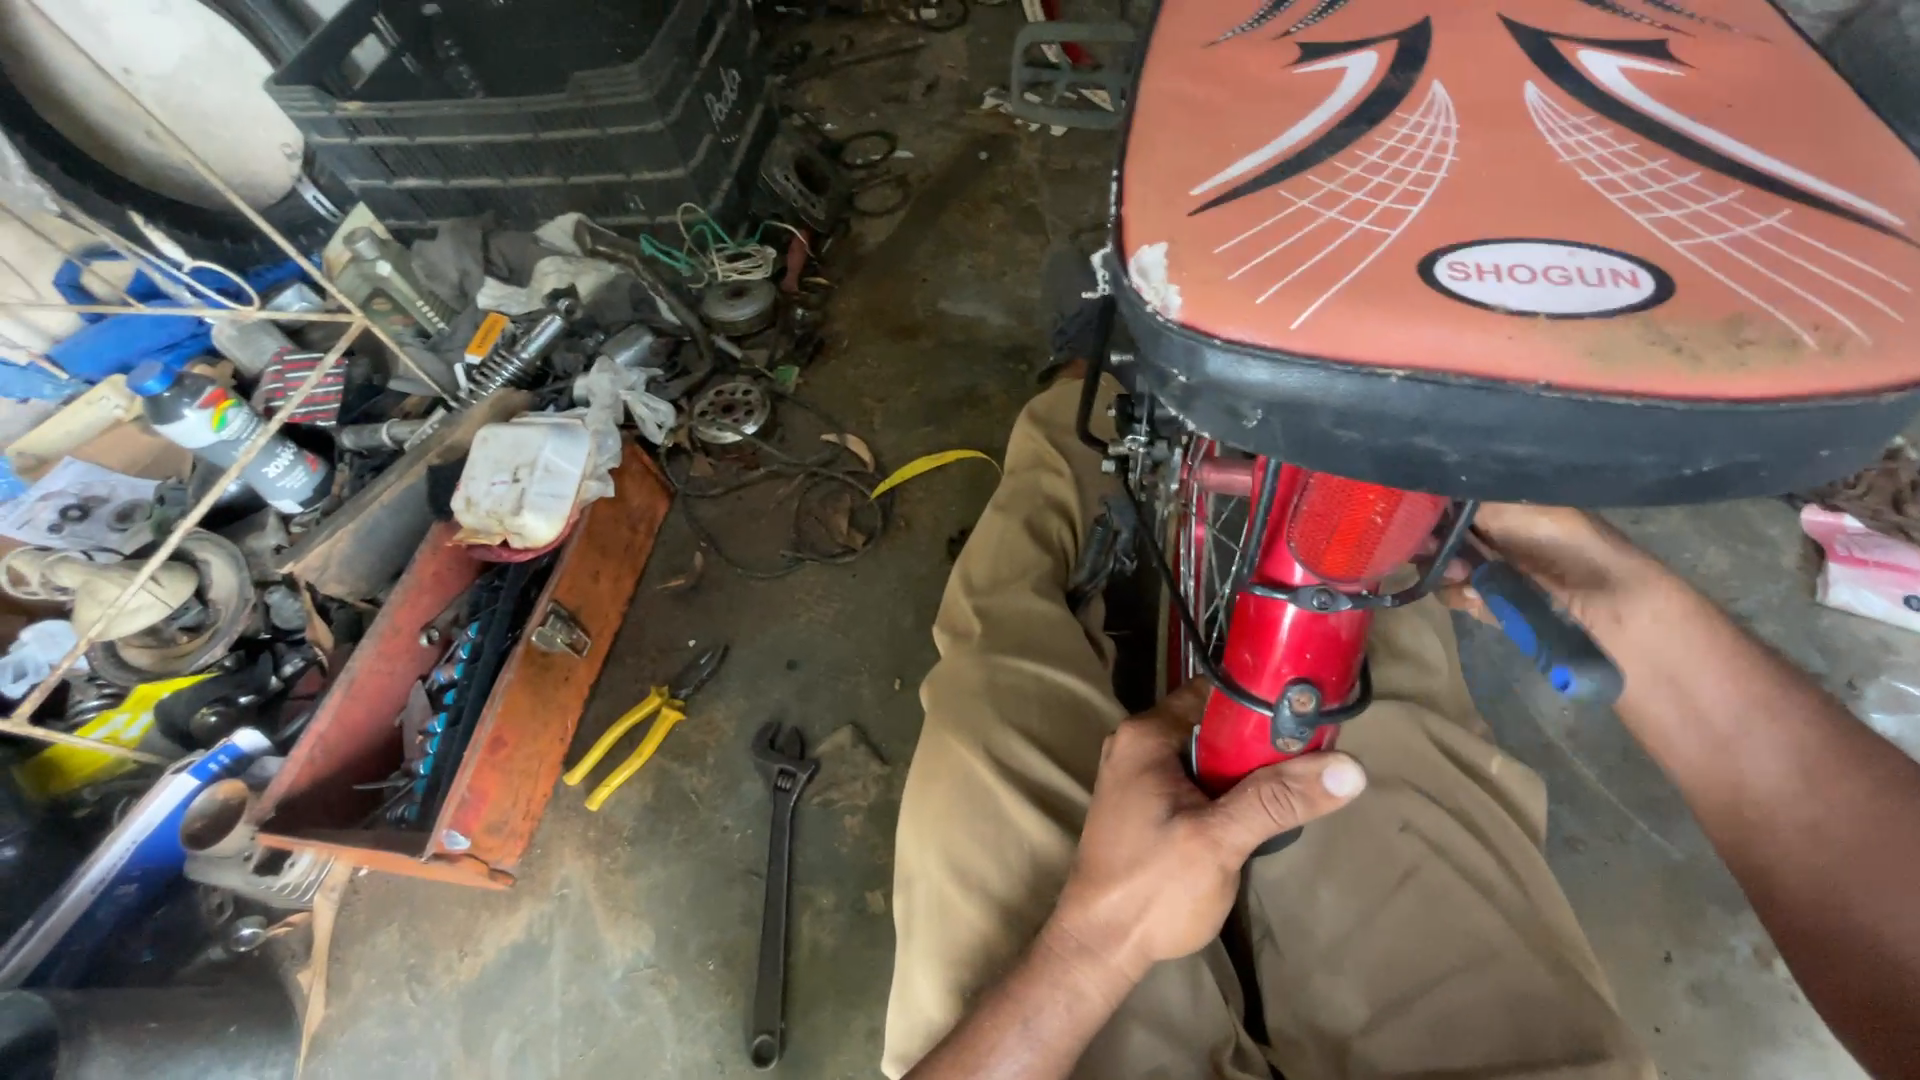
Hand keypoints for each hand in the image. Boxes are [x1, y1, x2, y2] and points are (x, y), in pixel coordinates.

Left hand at [1039, 679, 1367, 991]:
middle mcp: (1137, 743)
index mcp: (1145, 735)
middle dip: (1259, 739)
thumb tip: (1351, 768)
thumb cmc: (1152, 887)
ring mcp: (1138, 774)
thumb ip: (1277, 800)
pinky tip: (1259, 808)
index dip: (1261, 700)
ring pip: (1206, 753)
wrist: (1101, 943)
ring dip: (1246, 767)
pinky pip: (1194, 778)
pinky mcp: (1146, 803)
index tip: (1310, 712)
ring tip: (1297, 782)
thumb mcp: (1219, 840)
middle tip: (1314, 755)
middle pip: (1211, 722)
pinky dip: (1226, 787)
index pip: (1211, 692)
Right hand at [1439, 503, 1672, 633]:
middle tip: (1437, 551)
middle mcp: (1489, 533)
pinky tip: (1477, 596)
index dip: (1428, 507)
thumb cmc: (1573, 548)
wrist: (1613, 610)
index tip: (1418, 516)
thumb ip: (1472, 501)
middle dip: (1428, 542)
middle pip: (1433, 532)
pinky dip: (1457, 594)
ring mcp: (1485, 569)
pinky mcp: (1485, 602)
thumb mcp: (1525, 509)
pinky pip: (1450, 594)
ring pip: (1435, 565)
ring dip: (1441, 572)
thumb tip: (1422, 493)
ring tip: (1467, 578)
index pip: (1447, 499)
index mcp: (1503, 505)